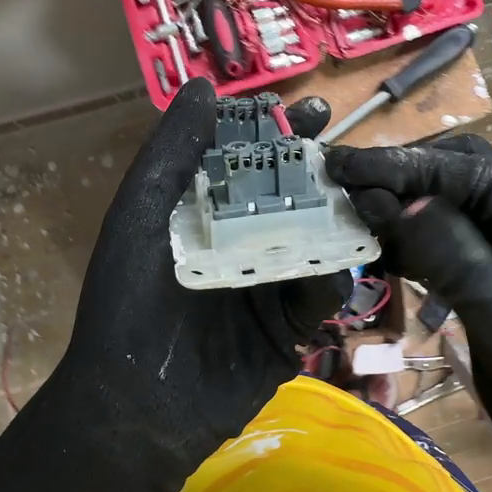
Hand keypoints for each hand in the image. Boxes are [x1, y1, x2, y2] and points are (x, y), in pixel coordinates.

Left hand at [0, 79, 348, 491]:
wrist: (130, 407)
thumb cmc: (126, 301)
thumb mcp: (141, 214)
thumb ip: (173, 151)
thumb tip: (204, 84)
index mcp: (203, 212)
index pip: (249, 159)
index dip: (280, 132)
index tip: (311, 110)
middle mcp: (240, 242)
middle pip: (291, 195)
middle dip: (321, 170)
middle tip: (349, 151)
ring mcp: (267, 286)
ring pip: (314, 240)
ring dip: (340, 218)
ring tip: (365, 197)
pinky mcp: (288, 330)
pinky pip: (319, 295)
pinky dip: (331, 276)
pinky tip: (339, 262)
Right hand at [326, 136, 491, 491]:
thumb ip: (450, 253)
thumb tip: (394, 197)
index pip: (472, 171)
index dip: (406, 162)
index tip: (346, 164)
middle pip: (464, 180)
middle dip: (407, 177)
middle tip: (349, 184)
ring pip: (453, 214)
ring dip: (406, 211)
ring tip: (355, 216)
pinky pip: (450, 251)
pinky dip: (414, 247)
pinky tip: (383, 255)